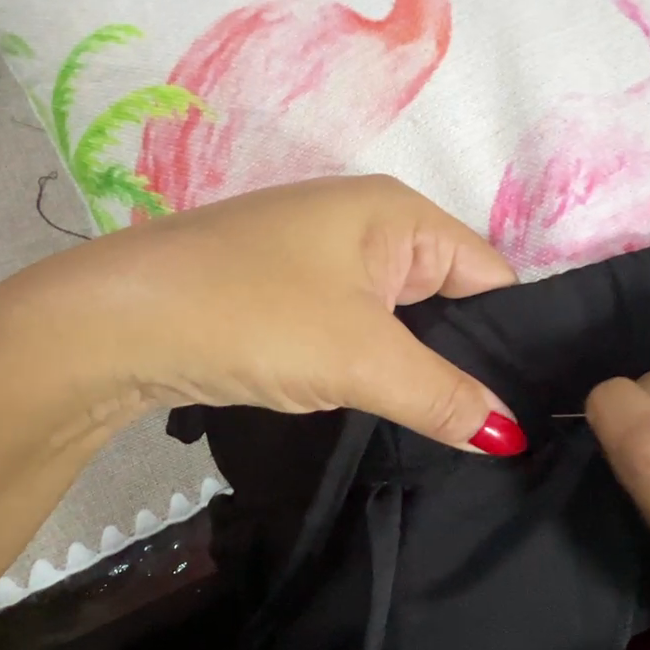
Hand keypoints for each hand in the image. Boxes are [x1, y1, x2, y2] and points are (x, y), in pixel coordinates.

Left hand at [17, 174, 525, 452]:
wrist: (117, 323)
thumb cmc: (254, 317)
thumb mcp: (361, 359)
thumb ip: (444, 396)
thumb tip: (512, 437)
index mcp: (399, 213)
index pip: (491, 275)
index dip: (512, 341)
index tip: (532, 410)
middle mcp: (367, 223)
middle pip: (448, 296)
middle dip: (466, 360)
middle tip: (496, 434)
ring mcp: (323, 257)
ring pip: (401, 319)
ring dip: (418, 369)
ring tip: (451, 431)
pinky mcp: (289, 293)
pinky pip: (358, 329)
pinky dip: (374, 366)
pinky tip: (385, 408)